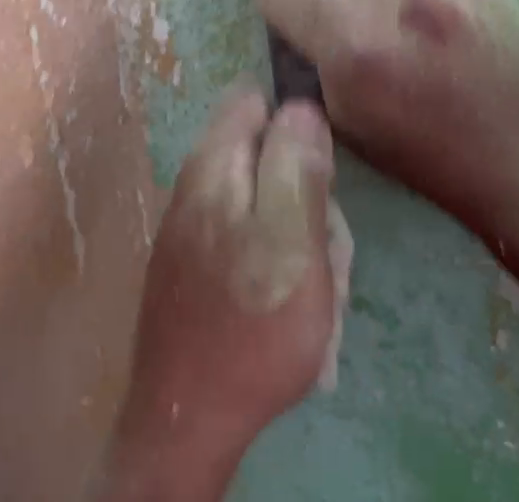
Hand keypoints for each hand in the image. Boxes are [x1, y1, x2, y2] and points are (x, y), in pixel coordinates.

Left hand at [107, 89, 348, 496]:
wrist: (189, 416)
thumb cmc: (253, 324)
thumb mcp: (293, 236)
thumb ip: (295, 164)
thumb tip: (300, 105)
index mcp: (213, 165)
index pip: (254, 101)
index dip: (298, 124)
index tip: (325, 172)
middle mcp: (195, 187)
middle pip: (267, 161)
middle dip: (309, 200)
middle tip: (328, 253)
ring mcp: (192, 230)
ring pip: (267, 212)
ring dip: (303, 249)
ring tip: (316, 298)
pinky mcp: (196, 270)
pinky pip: (252, 250)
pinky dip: (280, 275)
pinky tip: (292, 319)